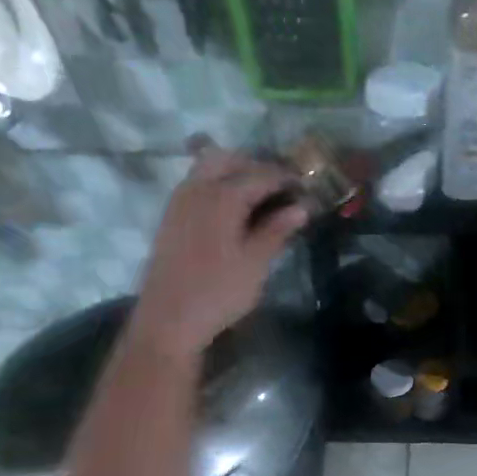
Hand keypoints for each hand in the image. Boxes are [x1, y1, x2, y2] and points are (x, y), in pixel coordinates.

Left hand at [131, 149, 307, 356]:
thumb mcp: (255, 263)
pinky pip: (198, 184)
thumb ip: (277, 230)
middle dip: (258, 167)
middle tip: (283, 190)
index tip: (306, 189)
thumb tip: (301, 207)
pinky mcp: (172, 215)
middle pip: (229, 159)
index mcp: (223, 197)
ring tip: (261, 199)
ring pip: (209, 167)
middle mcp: (198, 188)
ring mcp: (180, 199)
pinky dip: (219, 186)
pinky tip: (235, 211)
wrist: (170, 317)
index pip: (261, 174)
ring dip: (236, 173)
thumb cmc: (219, 292)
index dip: (286, 179)